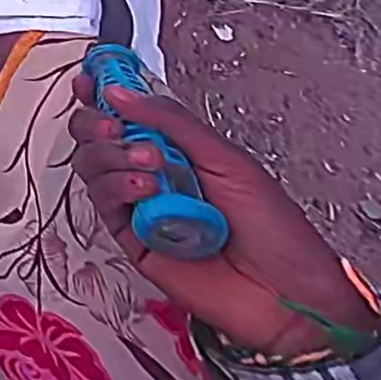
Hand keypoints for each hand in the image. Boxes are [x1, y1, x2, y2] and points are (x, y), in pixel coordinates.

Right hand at [68, 75, 379, 357]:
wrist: (292, 298)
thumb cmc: (275, 230)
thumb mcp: (229, 161)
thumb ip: (171, 122)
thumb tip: (118, 92)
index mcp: (171, 146)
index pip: (122, 112)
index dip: (99, 94)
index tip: (88, 81)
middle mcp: (147, 170)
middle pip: (93, 135)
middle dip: (95, 124)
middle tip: (113, 126)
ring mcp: (136, 202)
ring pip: (91, 164)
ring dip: (112, 156)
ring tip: (149, 164)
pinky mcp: (128, 234)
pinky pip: (102, 200)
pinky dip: (117, 187)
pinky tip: (145, 189)